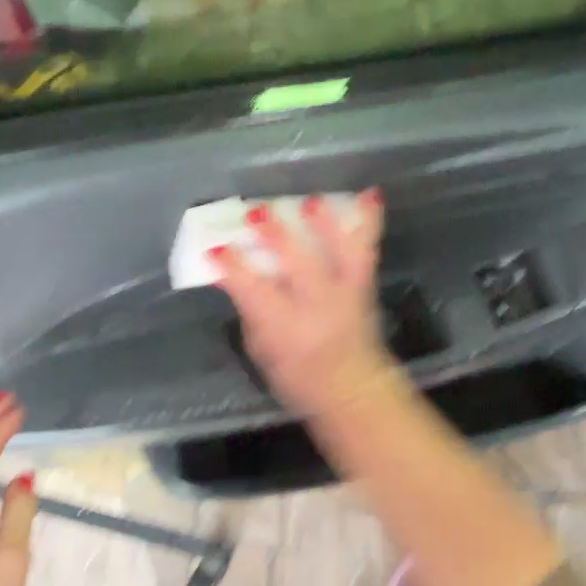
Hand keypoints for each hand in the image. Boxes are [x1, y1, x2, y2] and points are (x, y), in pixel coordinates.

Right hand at [211, 189, 394, 416]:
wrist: (354, 391)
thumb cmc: (298, 377)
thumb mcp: (261, 351)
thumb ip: (250, 310)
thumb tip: (232, 275)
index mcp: (285, 328)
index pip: (253, 290)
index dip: (232, 267)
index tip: (215, 249)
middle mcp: (318, 307)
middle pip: (299, 265)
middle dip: (276, 236)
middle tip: (257, 213)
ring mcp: (346, 293)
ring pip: (339, 253)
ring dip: (324, 224)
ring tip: (311, 201)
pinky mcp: (364, 284)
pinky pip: (368, 249)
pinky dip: (370, 219)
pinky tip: (371, 194)